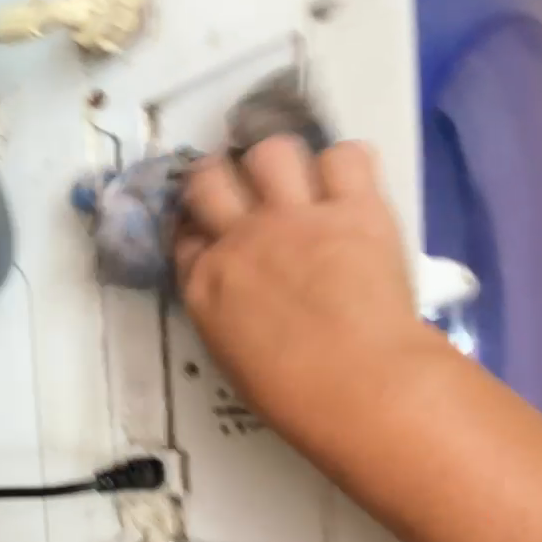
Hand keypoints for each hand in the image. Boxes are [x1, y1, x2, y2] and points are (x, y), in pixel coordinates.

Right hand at [173, 135, 443, 448]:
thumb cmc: (288, 389)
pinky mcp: (356, 208)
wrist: (357, 382)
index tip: (208, 228)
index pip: (184, 233)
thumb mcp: (227, 349)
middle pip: (210, 178)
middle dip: (218, 175)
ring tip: (294, 179)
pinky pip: (346, 155)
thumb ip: (223, 306)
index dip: (196, 225)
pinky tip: (345, 185)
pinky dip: (343, 164)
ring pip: (272, 152)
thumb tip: (238, 287)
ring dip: (279, 161)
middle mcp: (239, 241)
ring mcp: (295, 219)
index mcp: (203, 284)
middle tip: (238, 185)